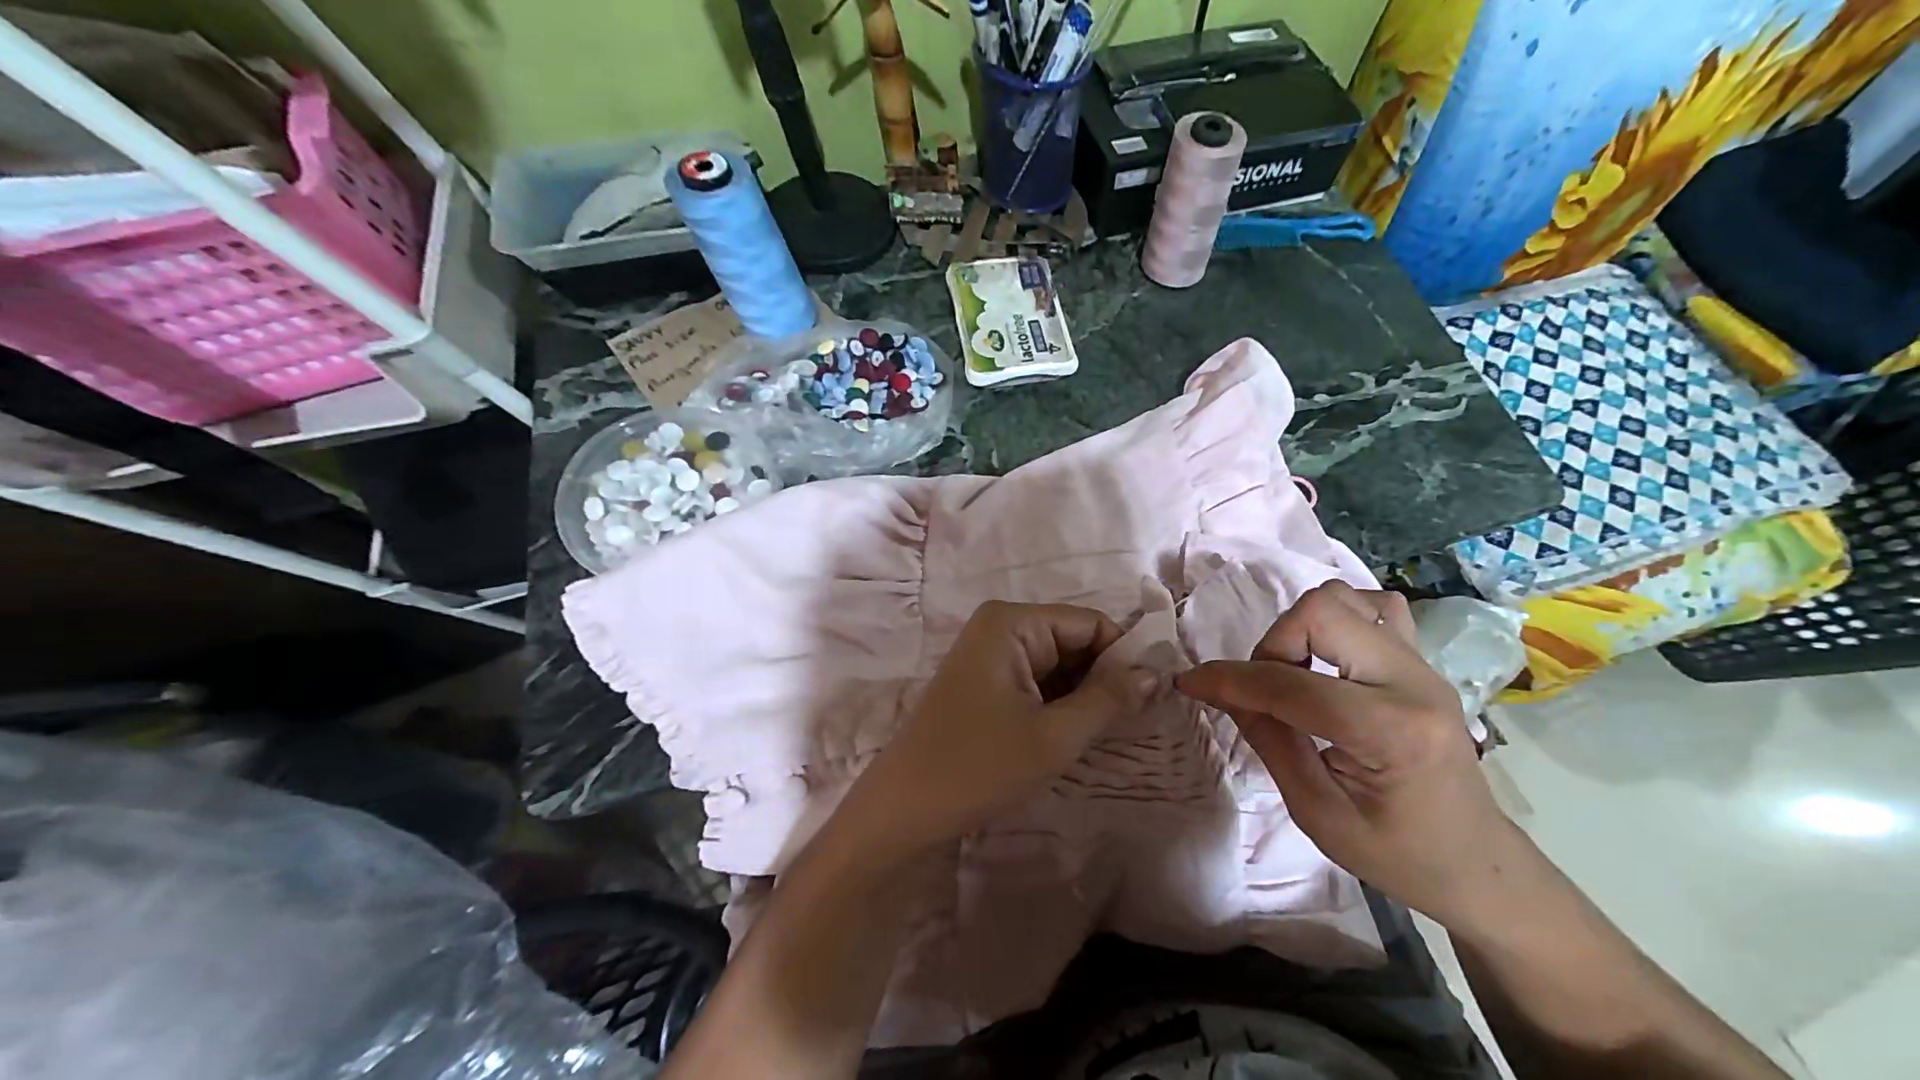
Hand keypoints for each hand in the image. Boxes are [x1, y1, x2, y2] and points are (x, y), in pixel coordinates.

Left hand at [830, 600, 1157, 864]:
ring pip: (1058, 666)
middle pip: (1074, 641)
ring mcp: (989, 656)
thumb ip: (1110, 699)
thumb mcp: (1055, 735)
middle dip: (1103, 680)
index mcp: (1012, 622)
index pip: (1091, 623)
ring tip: (1100, 737)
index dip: (1125, 658)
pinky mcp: (984, 684)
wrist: (904, 810)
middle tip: (1130, 727)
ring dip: (1082, 698)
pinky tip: (1069, 738)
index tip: (1155, 701)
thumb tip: (1157, 673)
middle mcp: (999, 627)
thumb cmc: (979, 767)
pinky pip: (1036, 683)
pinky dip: (1059, 707)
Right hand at [1176, 581, 1522, 925]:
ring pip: (1345, 599)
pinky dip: (1336, 620)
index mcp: (1389, 731)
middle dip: (1272, 645)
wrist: (1476, 865)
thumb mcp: (1316, 811)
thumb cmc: (1395, 854)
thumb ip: (1268, 739)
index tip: (1189, 683)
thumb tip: (1222, 690)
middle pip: (1320, 612)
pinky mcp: (1423, 663)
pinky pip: (1375, 608)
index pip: (1288, 682)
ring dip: (1301, 627)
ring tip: (1295, 672)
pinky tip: (1326, 656)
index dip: (1228, 679)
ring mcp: (1424, 666)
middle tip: (1263, 690)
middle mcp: (1413, 682)